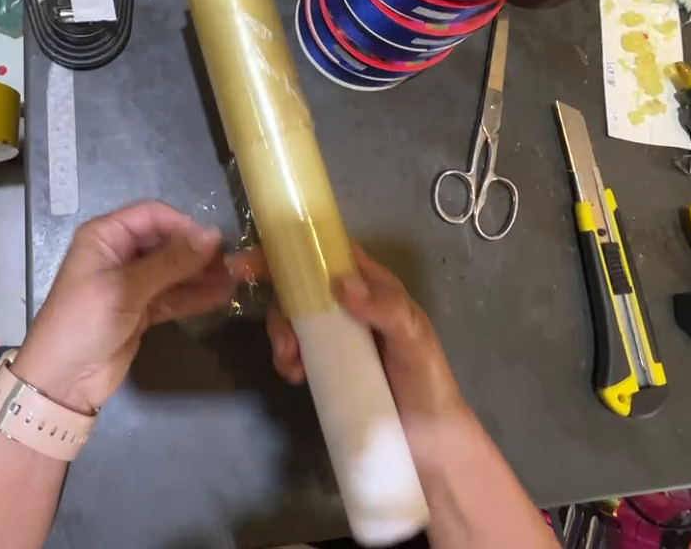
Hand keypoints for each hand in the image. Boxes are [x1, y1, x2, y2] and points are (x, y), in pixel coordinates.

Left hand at [12, 202, 237, 412]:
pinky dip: (193, 296)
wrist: (62, 381)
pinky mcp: (141, 310)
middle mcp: (119, 253)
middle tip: (230, 261)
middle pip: (165, 241)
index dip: (182, 224)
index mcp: (105, 236)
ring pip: (173, 270)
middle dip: (195, 251)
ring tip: (233, 278)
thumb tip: (212, 236)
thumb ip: (170, 262)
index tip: (213, 241)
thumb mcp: (125, 287)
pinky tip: (221, 296)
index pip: (152, 215)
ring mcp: (131, 283)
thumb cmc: (84, 321)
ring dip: (200, 274)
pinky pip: (172, 295)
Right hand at [265, 244, 470, 444]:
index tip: (260, 255)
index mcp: (372, 285)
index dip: (297, 246)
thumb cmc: (427, 382)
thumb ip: (386, 309)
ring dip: (281, 332)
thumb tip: (342, 284)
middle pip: (302, 283)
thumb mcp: (414, 340)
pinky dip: (285, 357)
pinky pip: (295, 348)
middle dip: (280, 300)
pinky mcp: (326, 362)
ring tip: (289, 361)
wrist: (430, 444)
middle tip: (279, 331)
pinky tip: (294, 375)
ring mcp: (336, 333)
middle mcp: (350, 302)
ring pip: (293, 316)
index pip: (331, 251)